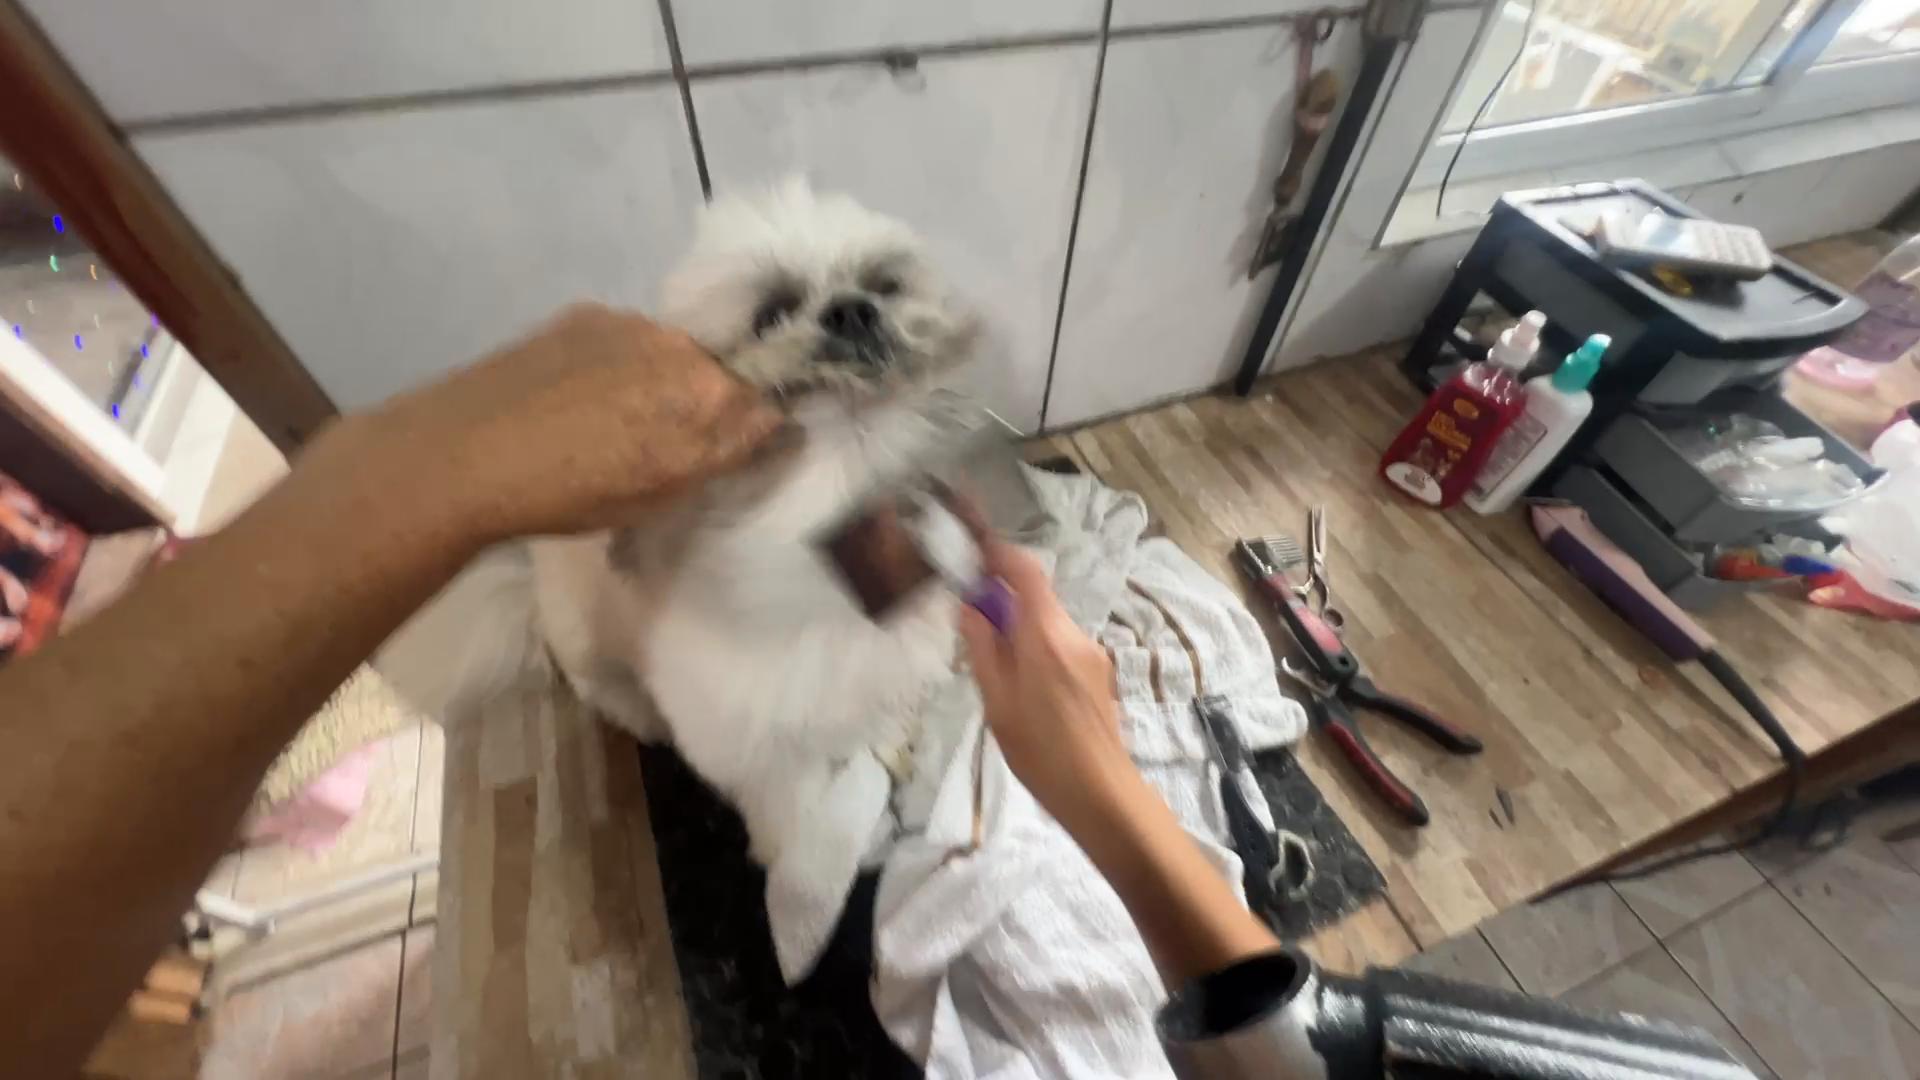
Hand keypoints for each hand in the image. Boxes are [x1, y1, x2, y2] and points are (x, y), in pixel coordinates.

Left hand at [315, 304, 786, 543]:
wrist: (460, 454)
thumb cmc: (573, 492)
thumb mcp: (663, 492)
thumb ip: (725, 452)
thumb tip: (769, 423)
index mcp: (709, 395)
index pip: (766, 404)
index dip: (754, 428)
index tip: (734, 449)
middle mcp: (681, 347)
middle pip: (721, 372)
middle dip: (710, 401)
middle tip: (670, 437)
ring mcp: (630, 323)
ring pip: (674, 352)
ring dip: (666, 378)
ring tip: (619, 413)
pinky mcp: (586, 313)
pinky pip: (630, 338)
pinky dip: (624, 361)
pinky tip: (586, 390)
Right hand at [958, 539, 1136, 834]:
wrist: (1100, 792)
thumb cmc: (1039, 751)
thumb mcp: (997, 701)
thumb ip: (983, 647)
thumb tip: (970, 606)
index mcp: (1045, 635)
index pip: (1027, 571)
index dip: (1000, 554)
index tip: (974, 556)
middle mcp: (1073, 633)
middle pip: (1036, 597)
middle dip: (1003, 602)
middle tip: (973, 630)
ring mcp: (1091, 652)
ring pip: (1047, 622)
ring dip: (1019, 628)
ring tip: (998, 671)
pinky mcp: (1098, 671)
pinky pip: (1060, 643)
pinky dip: (1037, 647)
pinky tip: (1026, 688)